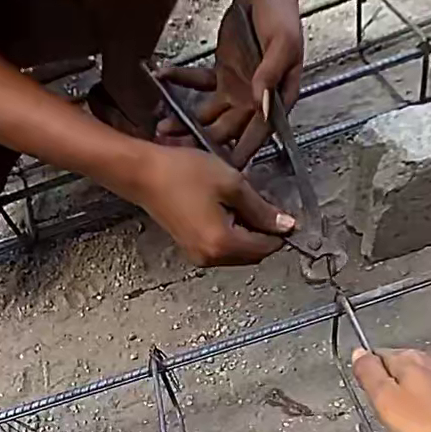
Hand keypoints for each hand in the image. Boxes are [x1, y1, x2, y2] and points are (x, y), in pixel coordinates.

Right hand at [126, 144, 294, 265]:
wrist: (143, 174)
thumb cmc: (181, 173)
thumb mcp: (231, 184)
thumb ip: (261, 208)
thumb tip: (284, 224)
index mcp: (222, 243)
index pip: (265, 247)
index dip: (280, 231)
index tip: (287, 214)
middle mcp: (210, 257)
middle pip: (253, 254)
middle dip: (264, 234)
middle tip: (266, 205)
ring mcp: (198, 256)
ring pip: (238, 253)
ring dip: (248, 234)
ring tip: (243, 204)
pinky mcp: (191, 248)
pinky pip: (222, 248)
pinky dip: (232, 235)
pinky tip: (228, 210)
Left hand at [155, 0, 303, 166]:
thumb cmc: (282, 17)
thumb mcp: (283, 44)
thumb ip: (270, 74)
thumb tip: (260, 102)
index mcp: (276, 100)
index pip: (260, 132)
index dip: (244, 150)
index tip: (228, 167)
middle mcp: (255, 102)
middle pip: (228, 130)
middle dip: (204, 142)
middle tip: (180, 150)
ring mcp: (236, 91)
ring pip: (209, 115)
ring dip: (187, 122)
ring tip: (163, 128)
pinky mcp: (220, 76)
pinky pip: (198, 84)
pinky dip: (181, 80)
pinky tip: (163, 76)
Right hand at [349, 347, 430, 431]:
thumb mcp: (386, 400)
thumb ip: (369, 374)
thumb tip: (358, 354)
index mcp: (407, 359)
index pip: (375, 355)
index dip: (367, 377)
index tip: (370, 396)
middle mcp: (428, 361)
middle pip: (395, 369)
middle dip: (387, 389)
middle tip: (387, 413)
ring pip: (413, 383)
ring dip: (406, 400)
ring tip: (406, 422)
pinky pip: (430, 396)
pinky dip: (423, 409)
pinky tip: (425, 424)